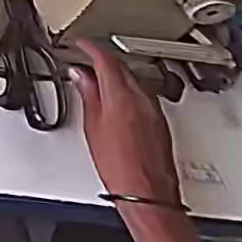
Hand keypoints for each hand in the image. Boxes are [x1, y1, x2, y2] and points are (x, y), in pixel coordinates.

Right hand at [70, 38, 181, 204]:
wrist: (148, 196)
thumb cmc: (120, 168)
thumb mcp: (92, 127)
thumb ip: (87, 95)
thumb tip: (80, 75)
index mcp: (121, 96)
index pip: (105, 60)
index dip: (90, 48)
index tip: (81, 44)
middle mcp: (141, 98)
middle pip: (121, 66)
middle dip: (103, 59)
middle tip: (85, 60)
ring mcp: (154, 109)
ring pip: (133, 79)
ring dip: (116, 74)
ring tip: (98, 80)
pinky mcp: (161, 121)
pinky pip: (142, 94)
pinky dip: (128, 89)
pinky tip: (117, 99)